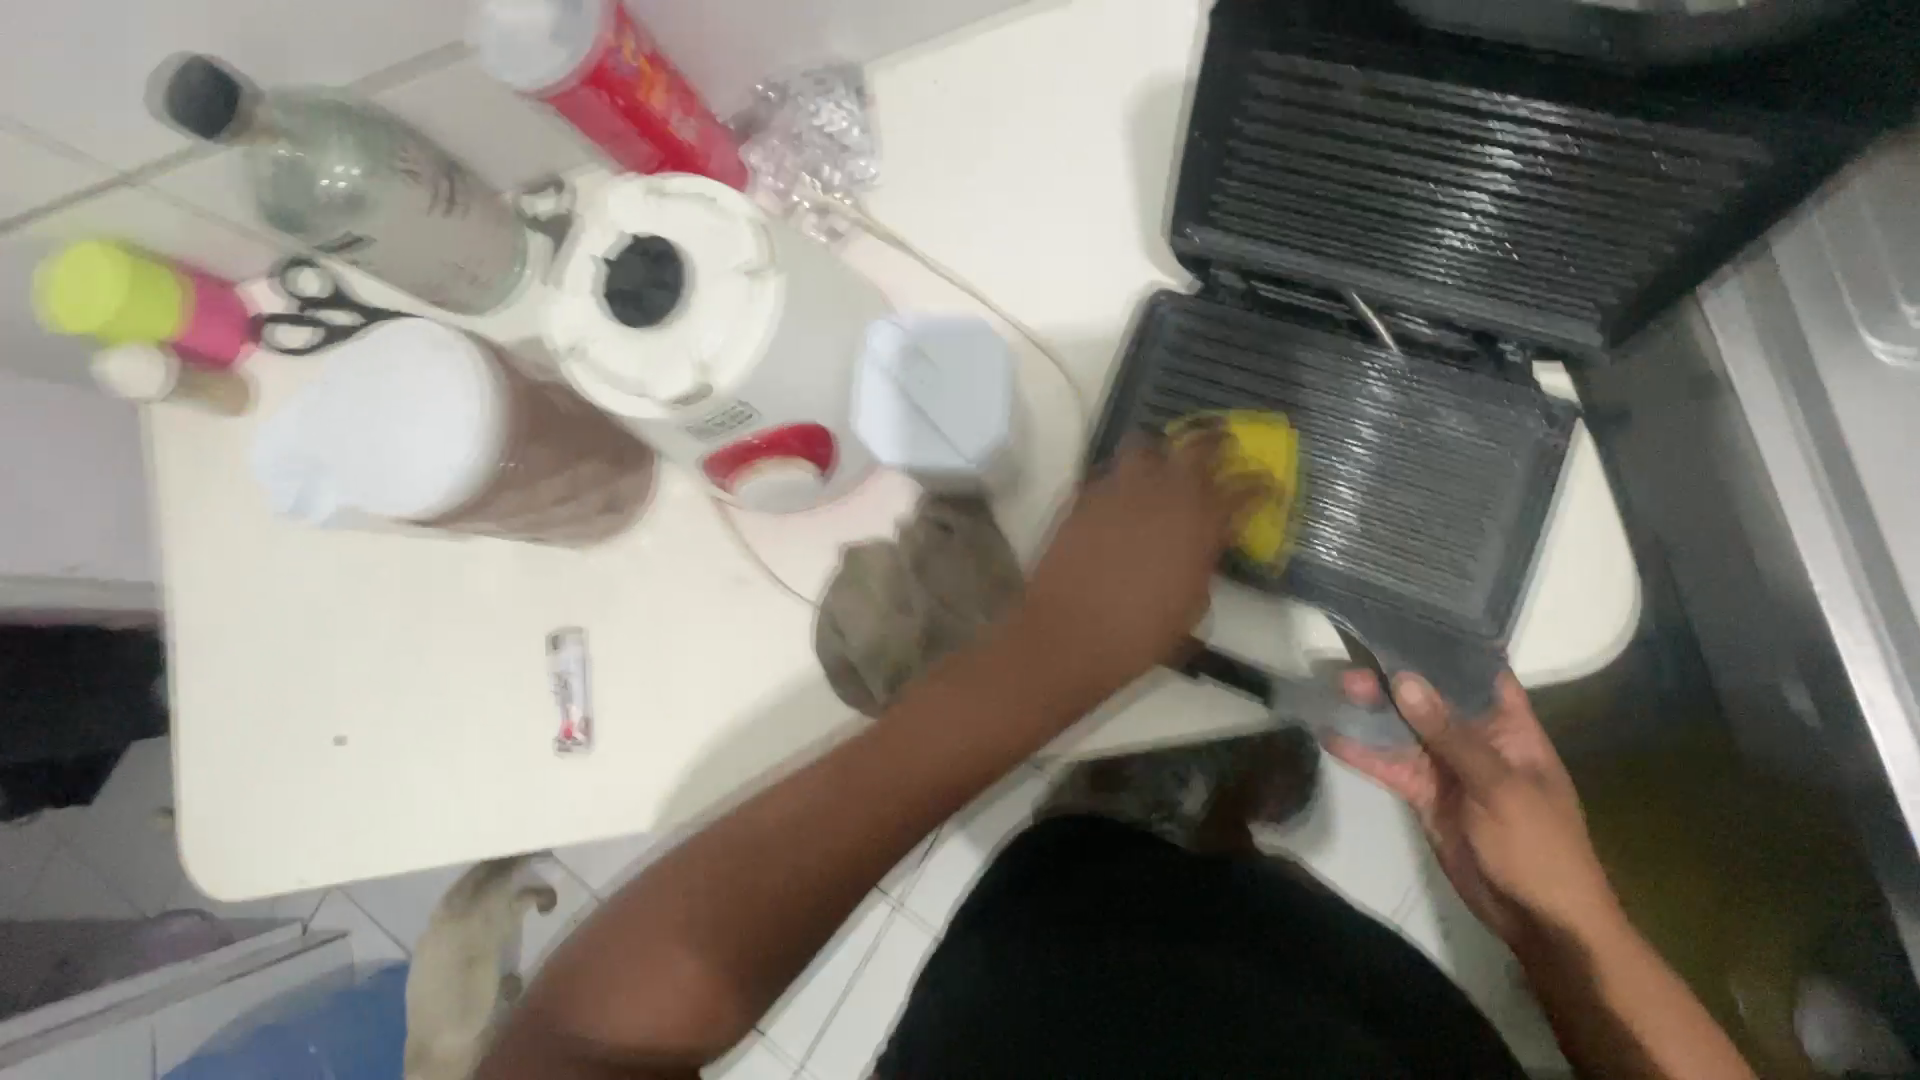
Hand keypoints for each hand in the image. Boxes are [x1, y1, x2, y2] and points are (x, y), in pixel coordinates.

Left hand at [1014, 431, 1263, 697]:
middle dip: (1215, 446)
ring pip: (1145, 446)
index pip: (1245, 489)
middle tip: (1222, 449)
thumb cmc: (1138, 634)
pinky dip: (1119, 477)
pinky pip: (1106, 471)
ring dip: (1159, 452)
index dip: (1260, 486)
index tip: (1266, 487)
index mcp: (1203, 523)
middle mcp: (1164, 494)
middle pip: (1199, 447)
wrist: (1068, 634)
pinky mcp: (1082, 497)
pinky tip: (1120, 494)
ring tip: (1161, 466)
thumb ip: (1201, 566)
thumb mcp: (1191, 606)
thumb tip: (1199, 550)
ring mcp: (1120, 490)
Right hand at [1327, 671, 1622, 946]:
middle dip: (1393, 681)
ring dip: (1371, 712)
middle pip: (1429, 699)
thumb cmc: (1540, 847)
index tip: (1405, 622)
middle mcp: (1475, 739)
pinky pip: (1388, 764)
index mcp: (1510, 729)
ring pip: (1403, 728)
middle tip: (1352, 668)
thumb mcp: (1500, 787)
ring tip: (1335, 692)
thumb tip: (1404, 680)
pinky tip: (1331, 736)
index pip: (1479, 675)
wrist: (1539, 921)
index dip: (1447, 648)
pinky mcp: (1422, 793)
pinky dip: (1362, 752)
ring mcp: (1446, 767)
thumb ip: (1450, 734)